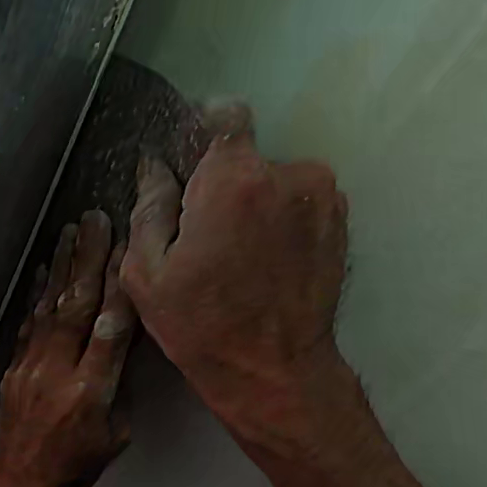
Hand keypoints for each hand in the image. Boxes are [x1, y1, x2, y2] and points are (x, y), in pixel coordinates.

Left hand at [0, 210, 137, 486]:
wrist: (18, 482)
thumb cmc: (75, 466)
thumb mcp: (114, 435)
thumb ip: (117, 387)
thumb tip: (119, 346)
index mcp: (90, 391)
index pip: (110, 328)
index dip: (120, 286)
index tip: (130, 247)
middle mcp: (57, 371)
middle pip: (76, 307)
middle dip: (88, 260)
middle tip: (97, 219)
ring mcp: (29, 367)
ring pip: (48, 308)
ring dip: (61, 267)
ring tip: (71, 230)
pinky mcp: (13, 368)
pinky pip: (27, 325)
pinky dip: (36, 295)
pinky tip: (43, 270)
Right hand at [124, 105, 454, 486]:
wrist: (272, 371)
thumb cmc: (199, 326)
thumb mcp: (146, 275)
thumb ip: (149, 210)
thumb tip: (154, 170)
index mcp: (234, 181)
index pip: (223, 116)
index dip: (200, 130)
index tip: (185, 163)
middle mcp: (288, 174)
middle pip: (244, 158)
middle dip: (219, 186)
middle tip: (200, 238)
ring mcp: (323, 197)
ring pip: (272, 181)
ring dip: (250, 205)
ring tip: (233, 258)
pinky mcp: (340, 222)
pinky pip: (297, 203)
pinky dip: (277, 221)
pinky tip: (261, 265)